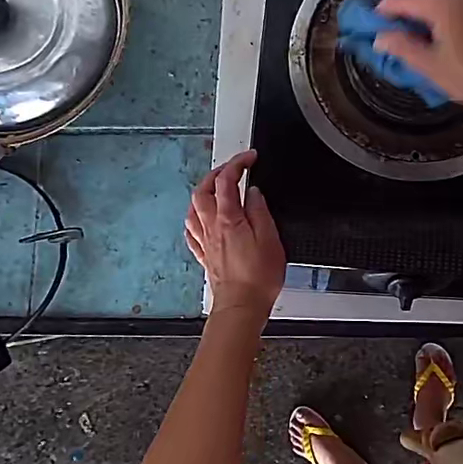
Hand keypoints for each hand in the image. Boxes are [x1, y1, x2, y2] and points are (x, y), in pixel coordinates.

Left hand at [185, 150, 285, 318]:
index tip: (249, 158)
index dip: (238, 163)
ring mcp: (205, 241)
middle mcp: (212, 227)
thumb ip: (259, 211)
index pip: (227, 180)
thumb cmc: (258, 277)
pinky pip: (192, 230)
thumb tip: (253, 194)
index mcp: (229, 219)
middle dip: (216, 173)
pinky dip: (196, 217)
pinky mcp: (205, 255)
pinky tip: (202, 219)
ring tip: (214, 188)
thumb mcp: (270, 238)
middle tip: (232, 168)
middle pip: (203, 191)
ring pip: (193, 208)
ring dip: (203, 193)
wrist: (241, 305)